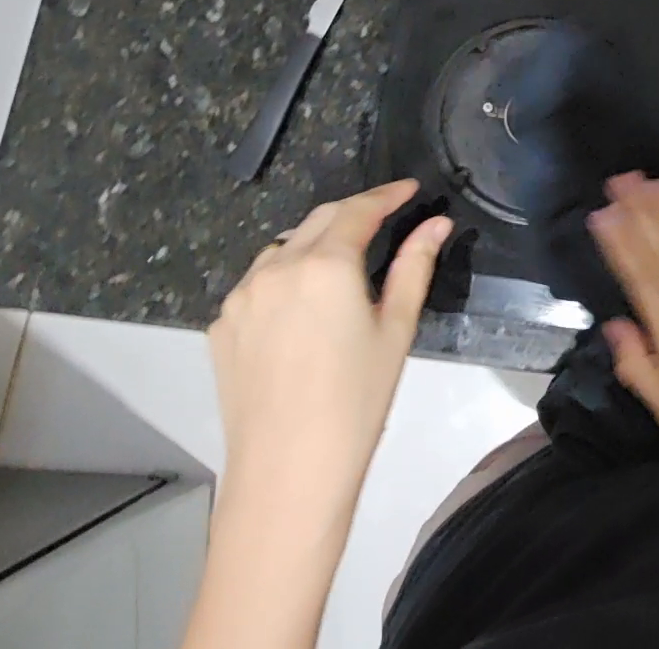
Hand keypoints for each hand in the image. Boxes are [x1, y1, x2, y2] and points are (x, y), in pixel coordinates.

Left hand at [208, 179, 451, 488]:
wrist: (287, 469)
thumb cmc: (357, 399)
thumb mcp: (397, 330)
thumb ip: (415, 266)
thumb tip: (436, 224)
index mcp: (325, 264)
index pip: (359, 210)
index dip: (387, 194)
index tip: (408, 188)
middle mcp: (276, 267)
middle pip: (319, 219)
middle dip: (353, 211)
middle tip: (385, 216)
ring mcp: (241, 296)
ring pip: (283, 248)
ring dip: (316, 241)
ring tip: (343, 261)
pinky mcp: (221, 325)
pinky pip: (258, 283)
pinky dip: (286, 277)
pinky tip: (303, 307)